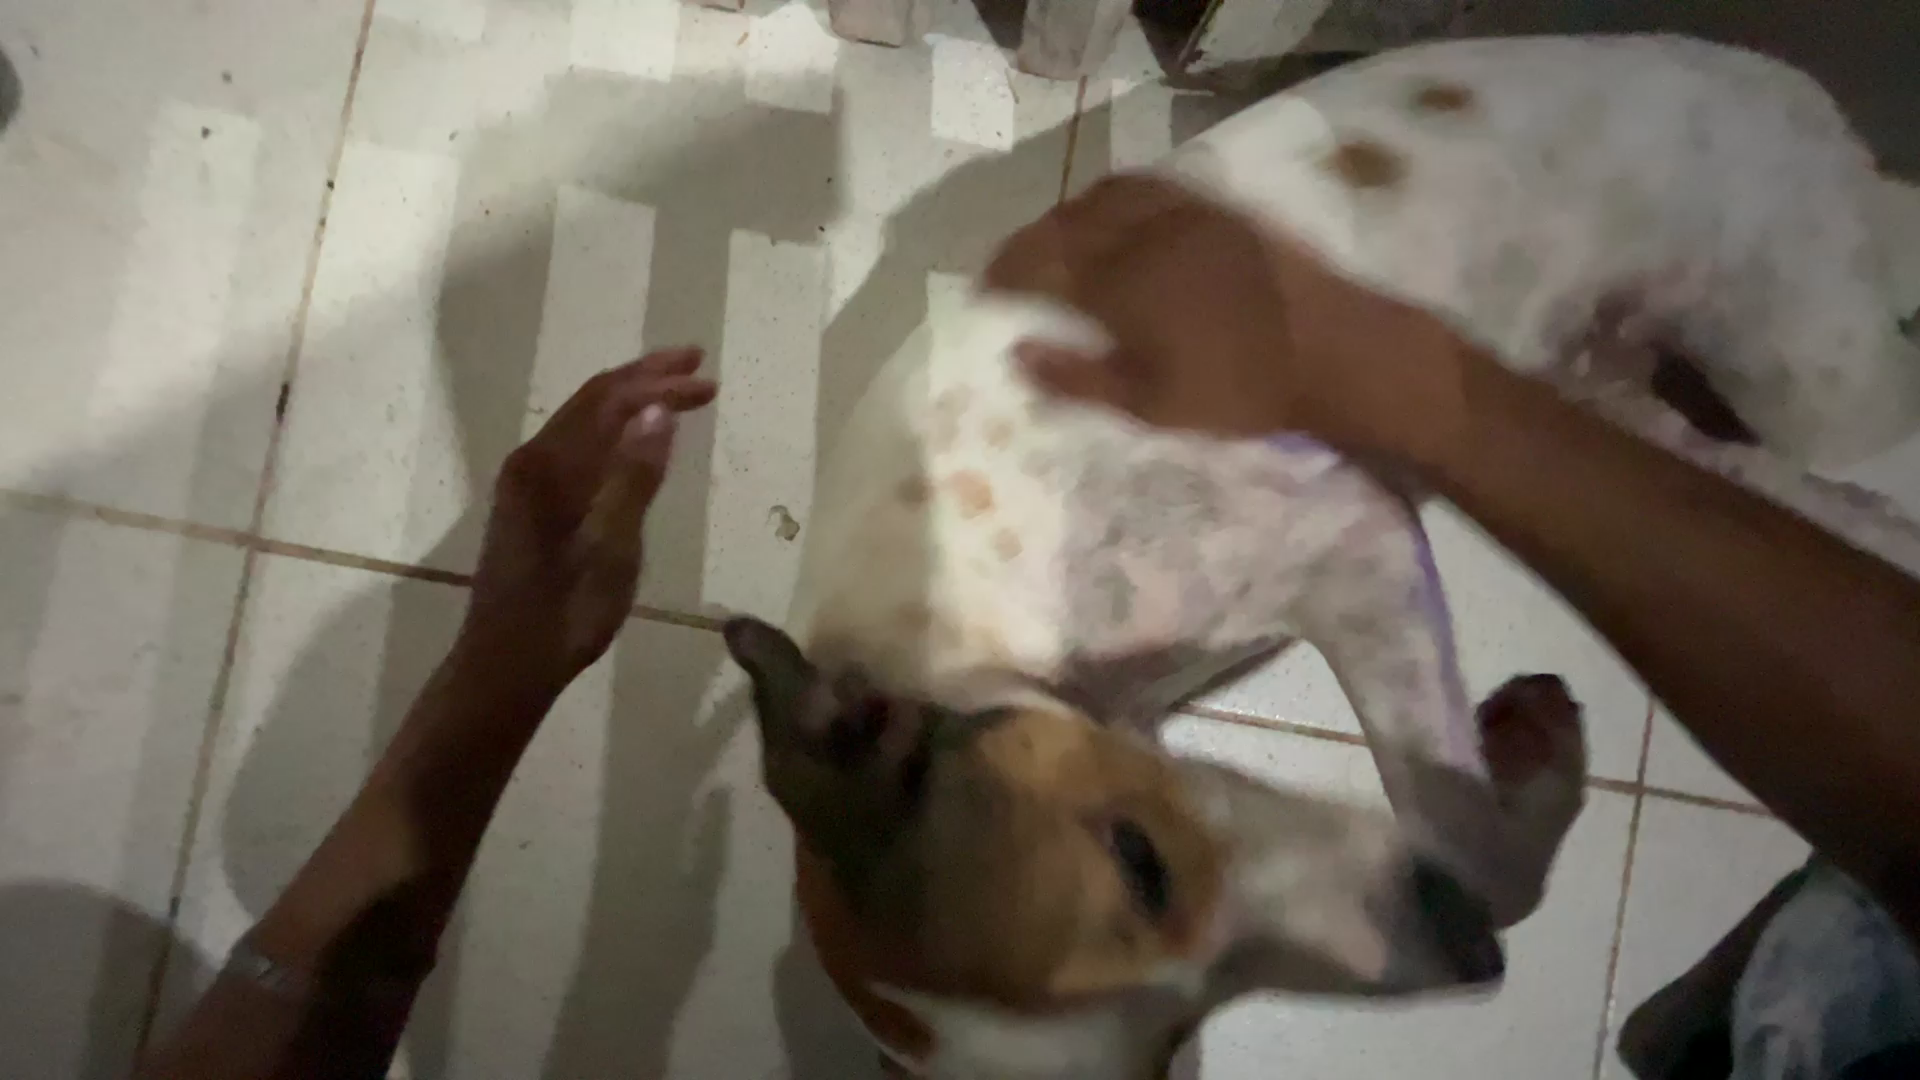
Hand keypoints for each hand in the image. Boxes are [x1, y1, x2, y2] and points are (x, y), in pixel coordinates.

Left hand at [461, 348, 716, 692]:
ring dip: (632, 400)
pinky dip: (617, 430)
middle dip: (646, 378)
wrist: (507, 664)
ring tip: (674, 389)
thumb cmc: (566, 612)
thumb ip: (634, 478)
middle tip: (695, 364)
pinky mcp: (534, 503)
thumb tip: (659, 413)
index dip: (659, 385)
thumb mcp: (611, 548)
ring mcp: (529, 482)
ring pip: (585, 422)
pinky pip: (581, 447)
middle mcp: (533, 462)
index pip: (610, 402)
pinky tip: (638, 438)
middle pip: (593, 401)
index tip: (707, 380)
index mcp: (549, 467)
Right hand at [983, 174, 1468, 455]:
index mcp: (1123, 288)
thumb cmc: (1237, 393)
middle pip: (1065, 225)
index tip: (981, 289)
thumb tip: (1017, 355)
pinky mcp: (1216, 206)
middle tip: (1008, 268)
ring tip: (1052, 241)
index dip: (1004, 275)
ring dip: (1065, 216)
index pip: (1041, 268)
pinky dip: (1111, 196)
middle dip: (1026, 244)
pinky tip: (1111, 217)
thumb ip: (1078, 378)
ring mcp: (1183, 213)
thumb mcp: (1149, 406)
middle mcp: (1145, 237)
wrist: (1333, 355)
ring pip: (1103, 196)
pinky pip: (1148, 184)